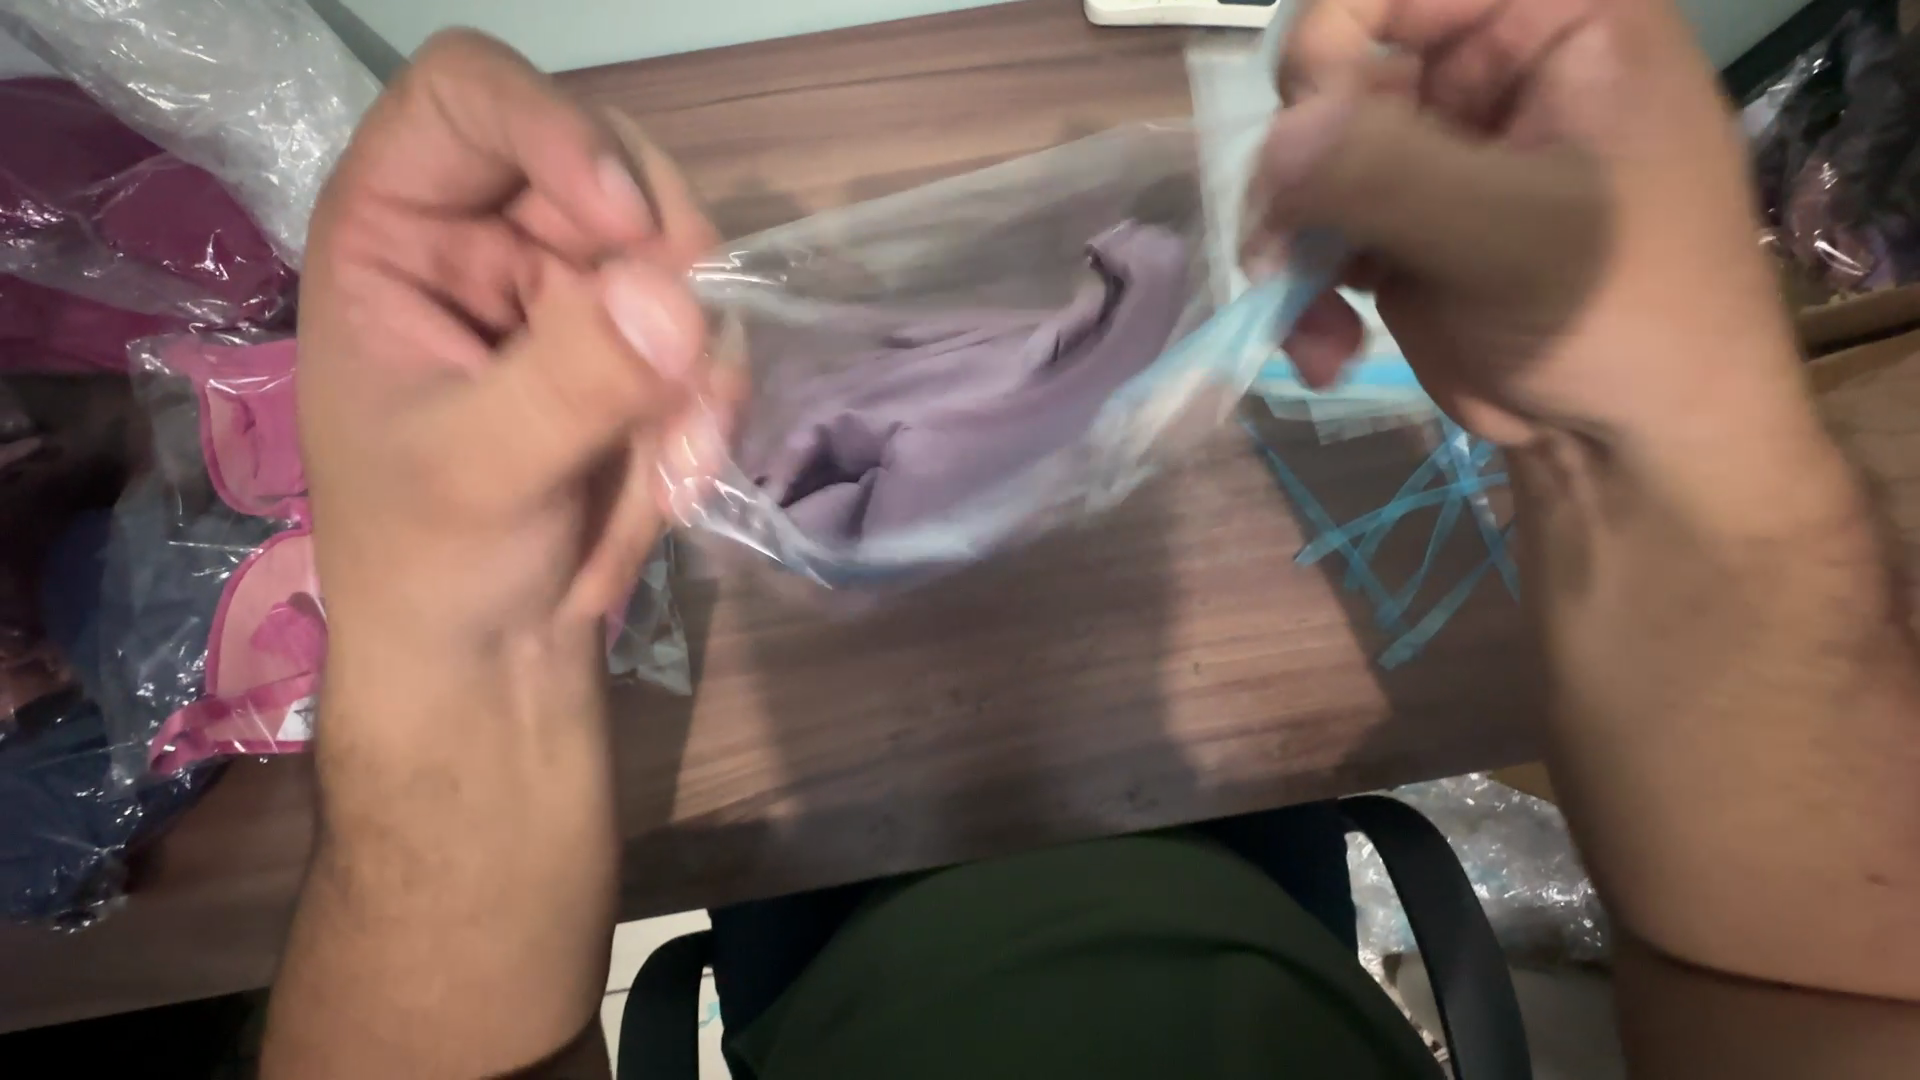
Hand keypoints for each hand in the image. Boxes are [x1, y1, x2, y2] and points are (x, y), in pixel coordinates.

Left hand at [301, 31, 724, 676]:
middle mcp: (500, 247)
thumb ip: (567, 385)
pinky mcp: (647, 363)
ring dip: (698, 369)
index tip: (633, 225)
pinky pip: (710, 346)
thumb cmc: (434, 559)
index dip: (558, 132)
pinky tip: (679, 478)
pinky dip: (712, 410)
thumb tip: (678, 302)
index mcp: (403, 235)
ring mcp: (585, 306)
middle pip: (614, 176)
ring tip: (676, 467)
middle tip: (690, 362)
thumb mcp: (477, 473)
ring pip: (685, 273)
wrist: (500, 643)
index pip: (475, 101)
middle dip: (667, 269)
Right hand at [1246, 0, 1814, 461]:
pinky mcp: (1387, 230)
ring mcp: (1423, 161)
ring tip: (1311, 329)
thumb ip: (1397, 176)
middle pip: (1325, 85)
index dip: (1329, 58)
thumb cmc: (1618, 315)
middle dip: (1294, 182)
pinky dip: (1299, 294)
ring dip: (1286, 253)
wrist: (1614, 430)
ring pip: (1300, 171)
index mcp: (1541, 26)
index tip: (1315, 153)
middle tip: (1289, 259)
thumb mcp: (1517, 237)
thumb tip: (1276, 139)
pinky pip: (1308, 237)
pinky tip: (1325, 347)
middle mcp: (1472, 79)